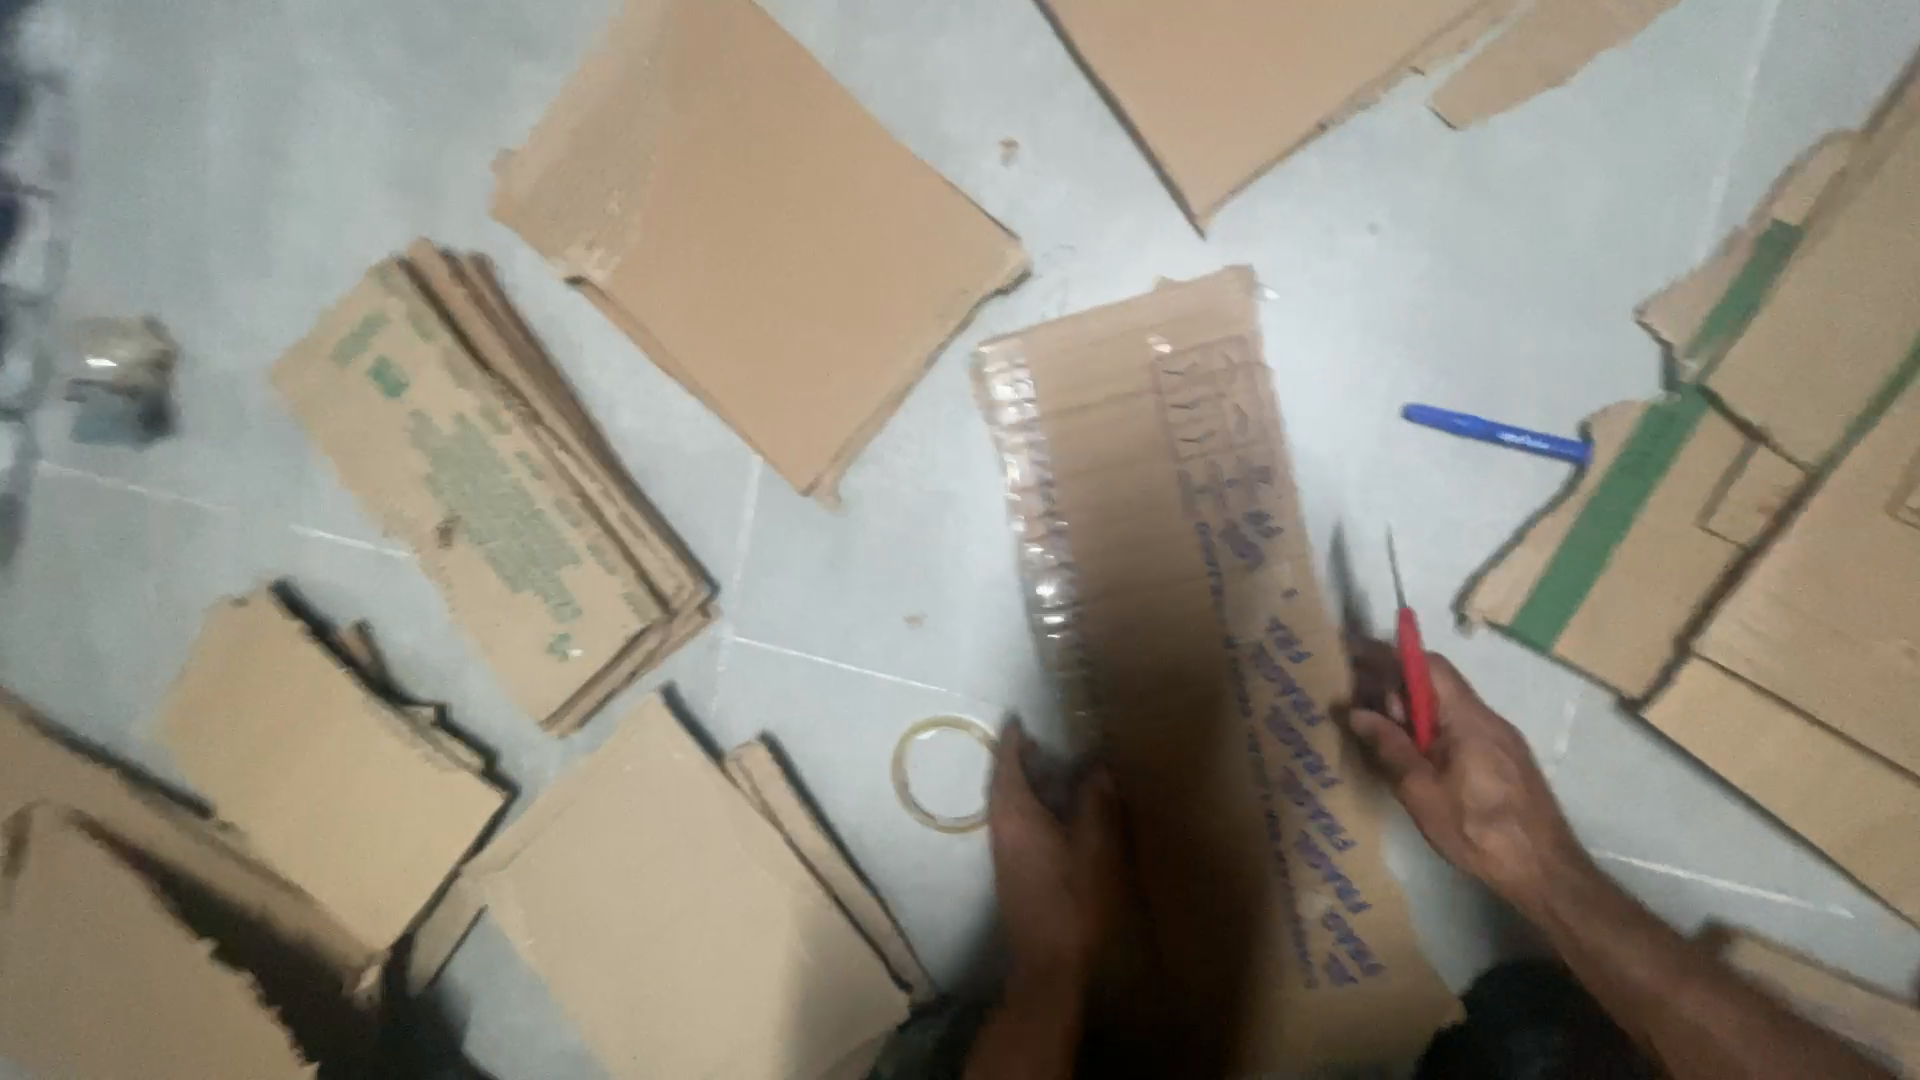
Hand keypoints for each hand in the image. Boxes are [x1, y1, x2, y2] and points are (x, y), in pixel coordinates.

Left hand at [987, 720, 1125, 985]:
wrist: (1047, 961)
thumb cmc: (1072, 900)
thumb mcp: (1094, 848)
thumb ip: (1094, 804)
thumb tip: (1098, 768)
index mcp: (1016, 813)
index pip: (1007, 764)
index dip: (1012, 739)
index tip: (1018, 718)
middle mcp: (1001, 825)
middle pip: (1001, 781)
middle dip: (1016, 757)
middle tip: (1038, 740)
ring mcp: (1002, 848)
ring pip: (1005, 802)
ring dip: (1020, 781)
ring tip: (1048, 769)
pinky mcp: (1009, 866)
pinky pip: (1011, 819)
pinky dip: (1024, 802)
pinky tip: (1050, 810)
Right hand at [1347, 642, 1595, 918]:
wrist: (1548, 876)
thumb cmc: (1479, 831)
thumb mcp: (1420, 791)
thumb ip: (1389, 746)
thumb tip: (1356, 712)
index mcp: (1469, 720)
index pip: (1430, 666)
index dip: (1393, 656)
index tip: (1358, 658)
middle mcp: (1489, 720)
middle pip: (1437, 686)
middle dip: (1396, 690)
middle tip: (1363, 713)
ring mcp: (1502, 741)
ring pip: (1448, 709)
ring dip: (1413, 714)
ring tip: (1383, 739)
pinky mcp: (1507, 762)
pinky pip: (1462, 729)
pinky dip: (1432, 732)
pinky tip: (1416, 760)